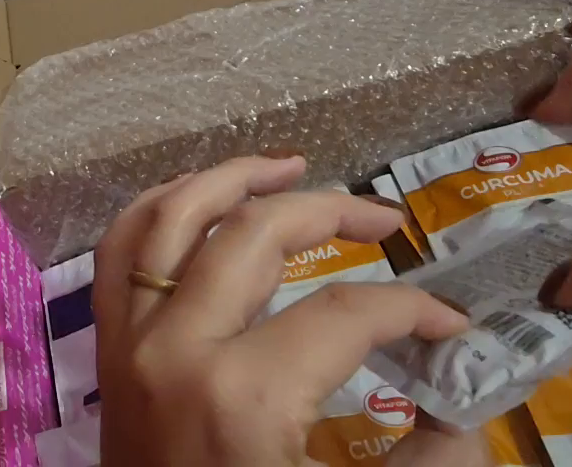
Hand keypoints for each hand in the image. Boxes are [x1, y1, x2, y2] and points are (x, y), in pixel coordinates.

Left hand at [91, 155, 485, 465]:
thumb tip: (466, 405)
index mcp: (244, 398)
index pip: (345, 316)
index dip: (410, 310)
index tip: (451, 324)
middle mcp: (176, 345)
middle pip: (255, 237)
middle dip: (328, 213)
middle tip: (382, 216)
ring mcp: (129, 336)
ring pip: (173, 217)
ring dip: (231, 179)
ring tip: (289, 165)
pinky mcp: (105, 343)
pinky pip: (120, 248)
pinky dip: (158, 206)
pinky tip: (198, 193)